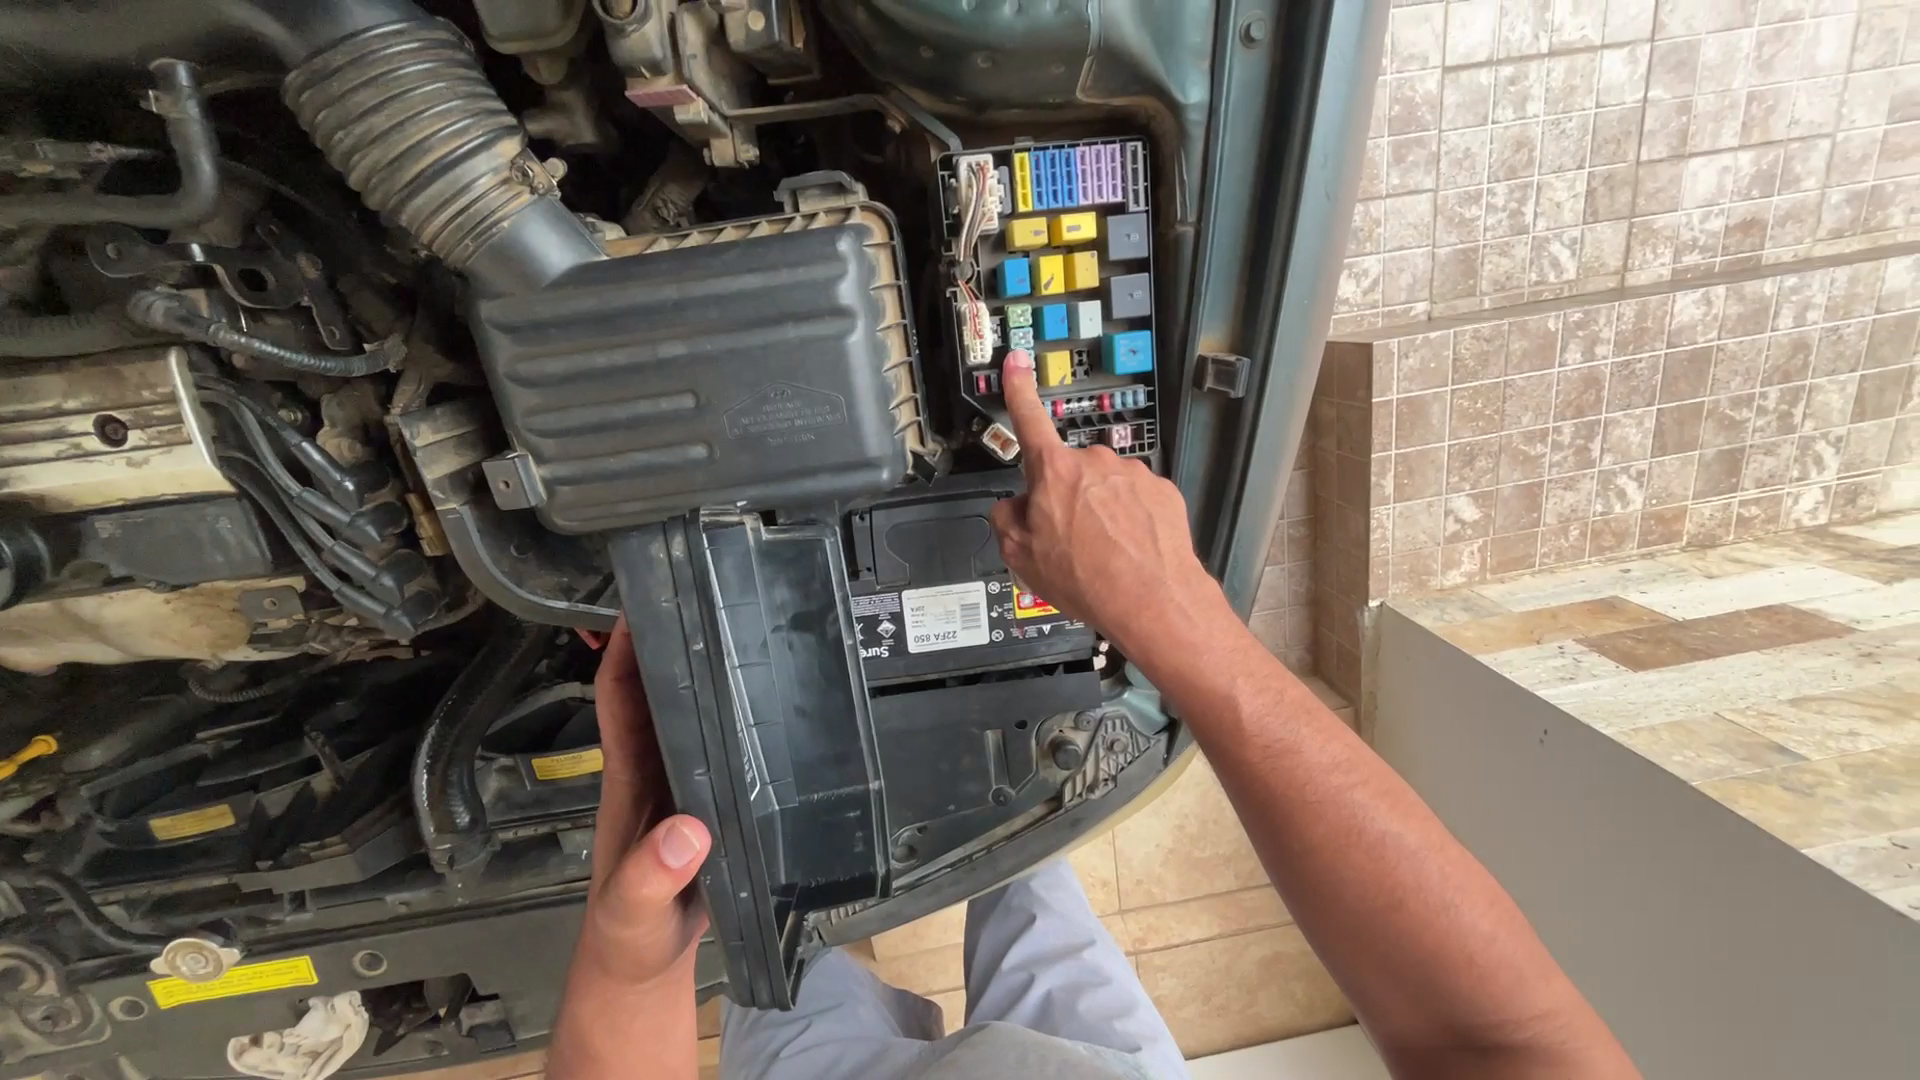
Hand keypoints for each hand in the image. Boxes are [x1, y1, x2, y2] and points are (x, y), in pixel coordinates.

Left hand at [579, 618, 711, 990]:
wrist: (644, 960)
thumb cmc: (630, 937)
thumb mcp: (634, 913)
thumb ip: (651, 876)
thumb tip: (688, 830)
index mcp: (629, 779)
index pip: (619, 699)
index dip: (624, 650)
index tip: (643, 603)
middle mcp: (653, 768)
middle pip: (656, 690)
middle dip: (670, 640)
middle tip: (707, 595)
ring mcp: (680, 781)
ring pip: (687, 710)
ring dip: (703, 670)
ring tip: (742, 629)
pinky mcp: (707, 798)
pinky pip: (717, 741)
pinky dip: (732, 712)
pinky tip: (764, 701)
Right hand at [987, 350, 1220, 655]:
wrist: (1152, 599)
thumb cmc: (1088, 580)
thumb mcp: (1021, 557)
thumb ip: (1007, 520)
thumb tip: (1013, 507)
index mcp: (1054, 472)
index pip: (1029, 419)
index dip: (1018, 388)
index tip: (1016, 361)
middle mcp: (1094, 463)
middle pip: (1069, 473)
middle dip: (1066, 497)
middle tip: (1068, 539)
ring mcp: (1132, 474)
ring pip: (1105, 487)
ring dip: (1101, 511)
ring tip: (1103, 552)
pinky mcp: (1162, 490)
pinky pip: (1136, 499)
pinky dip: (1131, 519)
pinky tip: (1129, 549)